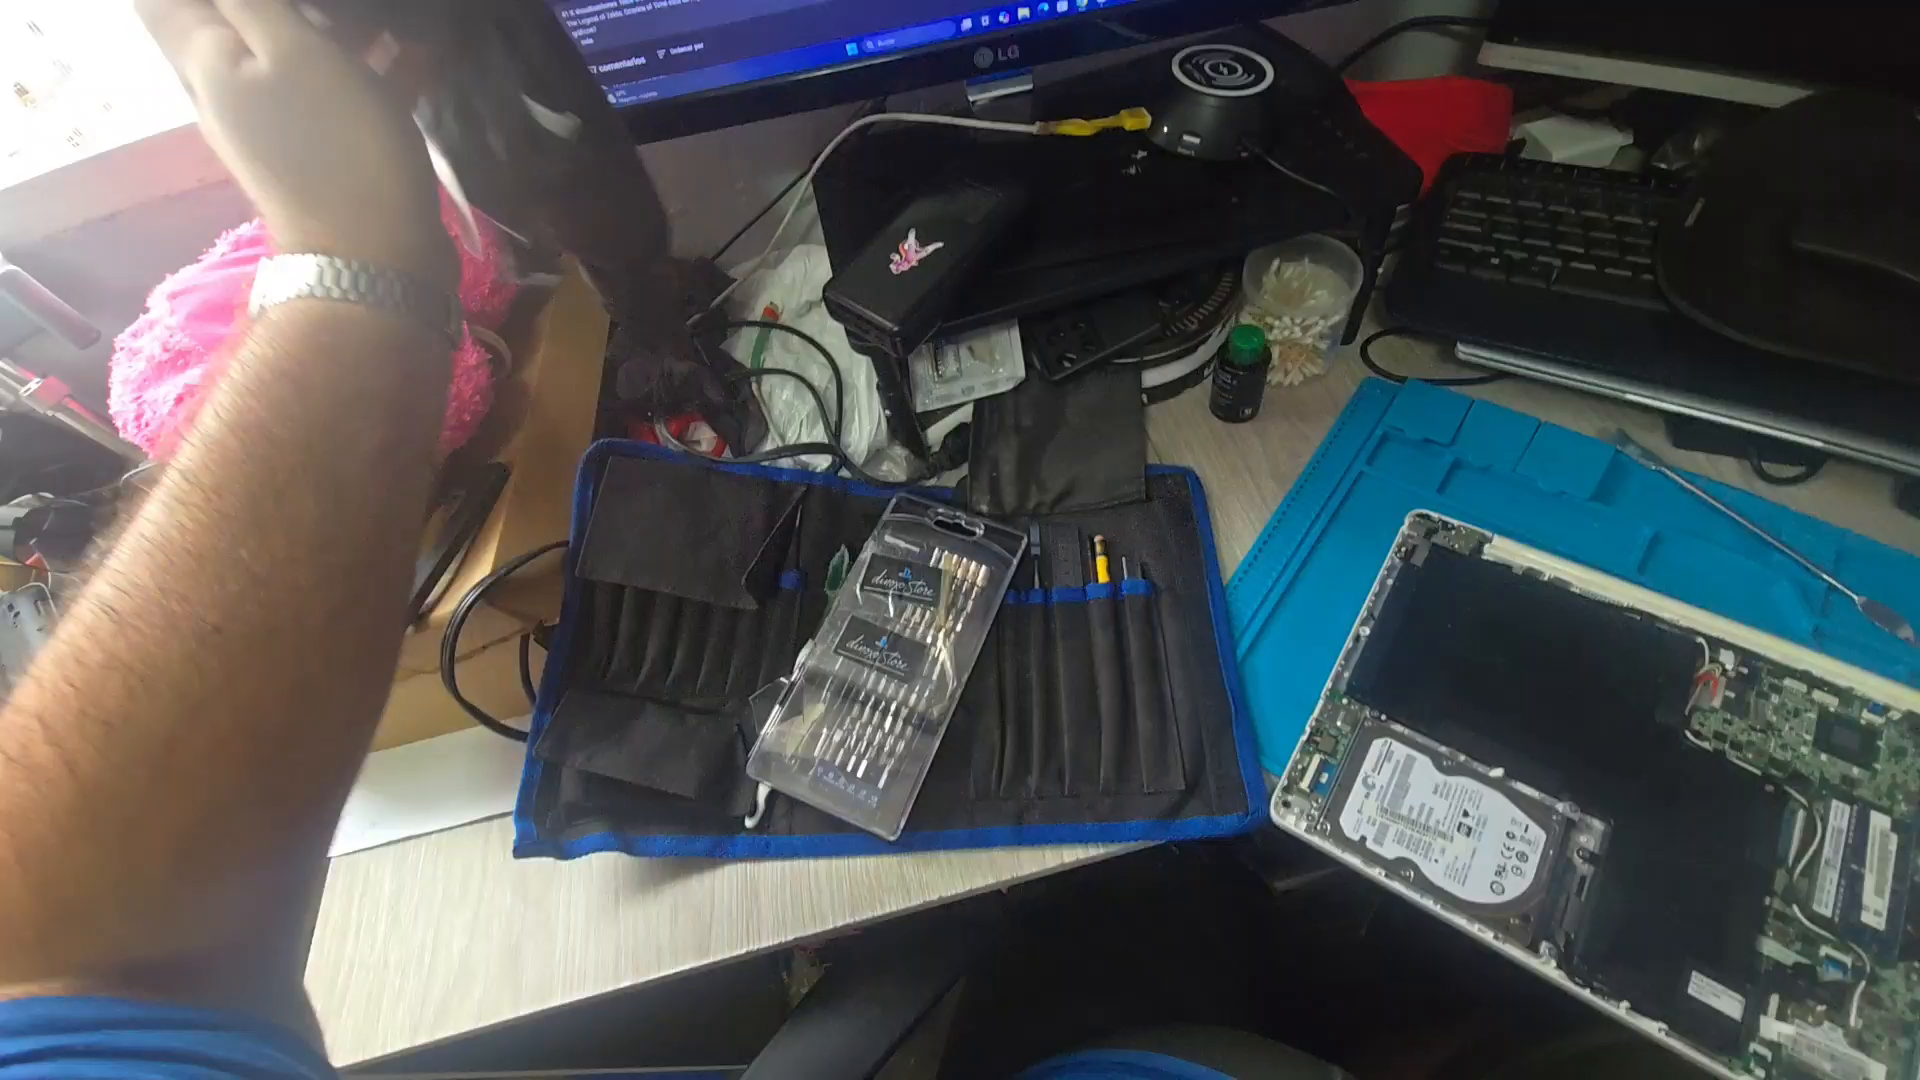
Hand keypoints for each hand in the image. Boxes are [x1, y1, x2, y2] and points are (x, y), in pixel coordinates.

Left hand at [136, 0, 455, 288]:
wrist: (384, 260)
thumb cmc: (342, 152)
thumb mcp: (298, 53)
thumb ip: (254, 2)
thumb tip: (241, 0)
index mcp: (203, 56)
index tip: (285, 6)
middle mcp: (230, 89)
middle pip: (239, 21)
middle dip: (292, 8)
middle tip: (340, 10)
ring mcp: (284, 127)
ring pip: (299, 57)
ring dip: (338, 32)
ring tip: (388, 21)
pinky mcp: (333, 155)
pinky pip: (344, 96)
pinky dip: (373, 73)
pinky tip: (416, 60)